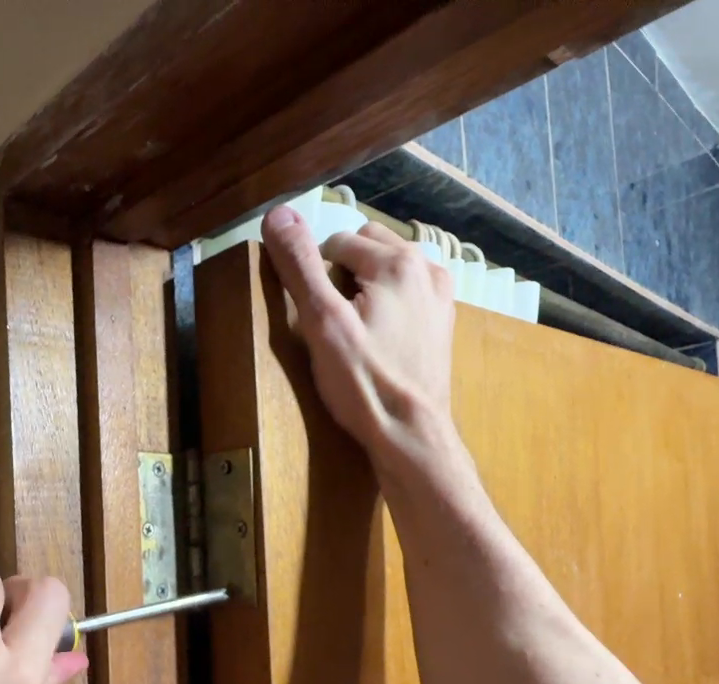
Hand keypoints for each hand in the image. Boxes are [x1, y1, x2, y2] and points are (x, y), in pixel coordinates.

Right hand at [260, 205, 460, 463]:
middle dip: (342, 272)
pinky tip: (378, 336)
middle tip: (331, 320)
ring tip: (353, 328)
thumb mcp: (322, 324)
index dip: (315, 276)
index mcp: (396, 262)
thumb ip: (300, 267)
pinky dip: (388, 301)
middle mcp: (426, 267)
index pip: (336, 242)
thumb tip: (276, 213)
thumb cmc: (363, 383)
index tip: (314, 316)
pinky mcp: (442, 321)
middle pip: (367, 246)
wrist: (410, 434)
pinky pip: (407, 291)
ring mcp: (440, 295)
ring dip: (366, 284)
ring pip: (389, 267)